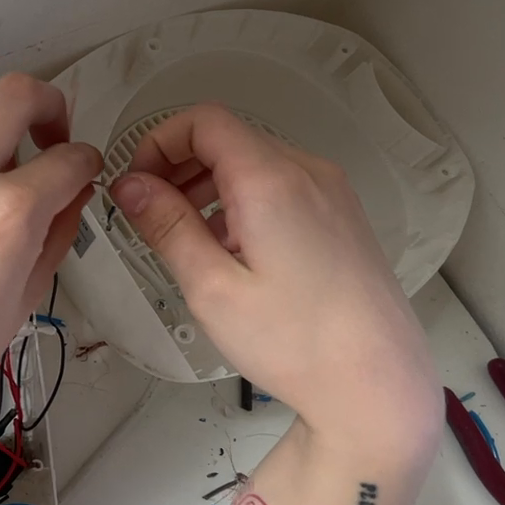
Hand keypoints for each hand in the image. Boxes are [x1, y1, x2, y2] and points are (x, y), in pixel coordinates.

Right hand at [108, 104, 437, 457]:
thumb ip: (167, 227)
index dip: (158, 143)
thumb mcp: (211, 287)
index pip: (204, 121)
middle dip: (176, 167)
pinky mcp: (337, 217)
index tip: (134, 187)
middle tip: (146, 217)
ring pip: (251, 162)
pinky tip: (224, 252)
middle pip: (228, 138)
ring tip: (181, 240)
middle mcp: (307, 172)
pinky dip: (236, 202)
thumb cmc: (292, 341)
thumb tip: (129, 184)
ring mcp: (329, 193)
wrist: (375, 382)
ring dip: (204, 186)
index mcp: (272, 181)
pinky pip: (277, 187)